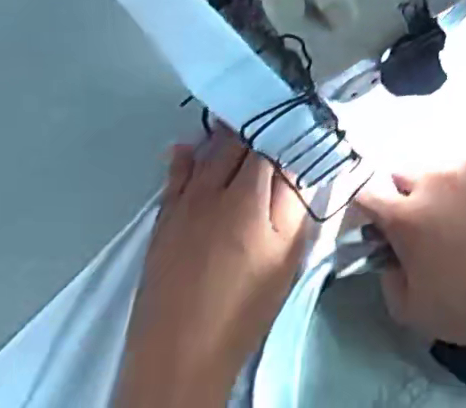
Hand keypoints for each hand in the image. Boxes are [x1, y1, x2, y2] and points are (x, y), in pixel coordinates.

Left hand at [112, 129, 313, 407]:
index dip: (285, 124)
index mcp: (246, 196)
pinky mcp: (162, 228)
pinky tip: (184, 147)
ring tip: (239, 114)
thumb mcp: (287, 251)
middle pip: (234, 144)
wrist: (180, 356)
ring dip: (224, 135)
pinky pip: (173, 181)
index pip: (267, 144)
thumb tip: (301, 159)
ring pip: (204, 157)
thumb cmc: (247, 303)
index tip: (303, 109)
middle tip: (278, 108)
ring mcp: (181, 209)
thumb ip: (294, 199)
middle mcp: (210, 193)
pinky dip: (182, 159)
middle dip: (257, 124)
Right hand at [352, 157, 465, 354]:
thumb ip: (386, 272)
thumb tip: (386, 250)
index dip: (368, 211)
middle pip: (404, 175)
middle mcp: (435, 179)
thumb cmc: (464, 302)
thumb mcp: (407, 307)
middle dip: (405, 197)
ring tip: (458, 215)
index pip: (367, 194)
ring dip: (440, 187)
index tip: (377, 225)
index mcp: (407, 214)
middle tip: (423, 224)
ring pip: (440, 168)